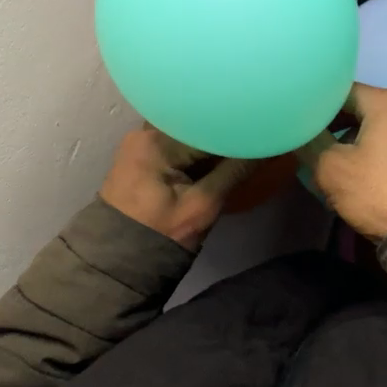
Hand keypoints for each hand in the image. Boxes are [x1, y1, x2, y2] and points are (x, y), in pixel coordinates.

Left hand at [98, 125, 257, 250]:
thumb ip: (237, 170)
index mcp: (157, 140)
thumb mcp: (203, 206)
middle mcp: (146, 132)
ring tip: (246, 140)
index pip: (208, 122)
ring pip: (191, 131)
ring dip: (215, 138)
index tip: (264, 126)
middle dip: (227, 129)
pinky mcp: (144, 155)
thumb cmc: (159, 236)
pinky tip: (223, 153)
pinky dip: (201, 147)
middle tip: (259, 131)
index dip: (238, 125)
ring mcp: (142, 142)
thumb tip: (273, 145)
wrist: (114, 264)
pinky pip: (181, 142)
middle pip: (198, 122)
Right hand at [302, 84, 386, 240]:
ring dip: (343, 140)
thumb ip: (309, 141)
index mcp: (385, 101)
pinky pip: (382, 141)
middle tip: (304, 141)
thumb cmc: (374, 191)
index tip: (296, 120)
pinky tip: (346, 172)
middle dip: (329, 124)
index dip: (315, 104)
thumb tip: (295, 129)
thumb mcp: (330, 167)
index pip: (340, 90)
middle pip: (355, 107)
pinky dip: (362, 150)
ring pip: (368, 126)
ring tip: (320, 160)